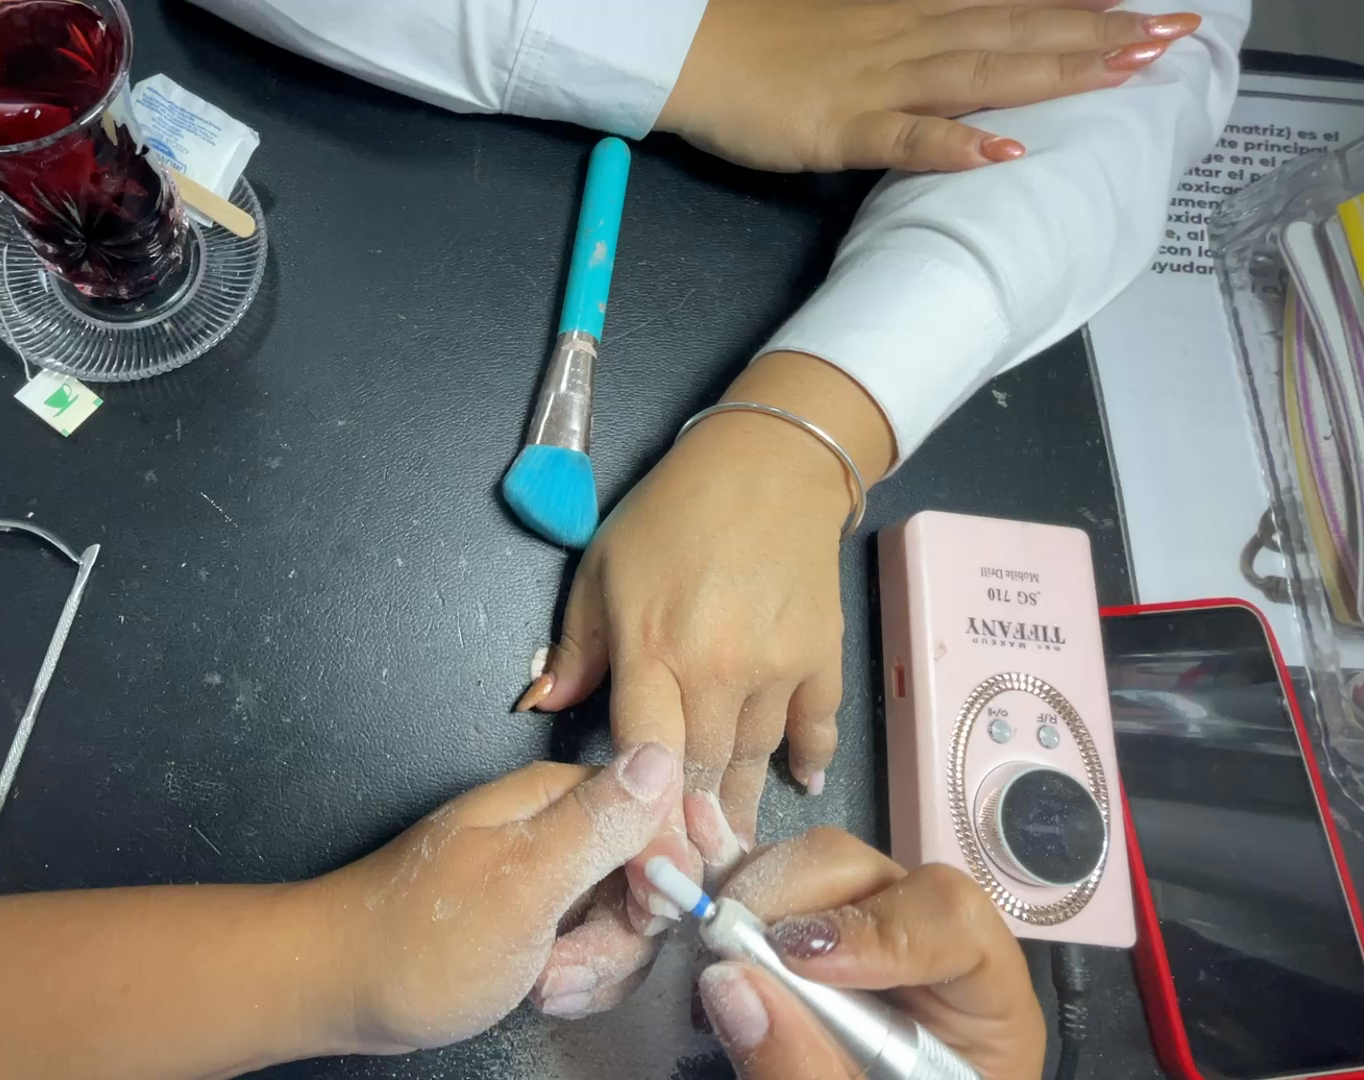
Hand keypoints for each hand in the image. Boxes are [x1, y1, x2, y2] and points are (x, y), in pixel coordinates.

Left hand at [313, 743, 680, 1051]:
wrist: (350, 985)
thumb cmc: (423, 937)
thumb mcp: (522, 880)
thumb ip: (596, 821)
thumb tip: (658, 755)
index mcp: (553, 798)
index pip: (653, 809)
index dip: (665, 867)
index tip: (646, 912)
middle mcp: (554, 826)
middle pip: (644, 873)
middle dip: (621, 932)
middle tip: (567, 958)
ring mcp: (547, 873)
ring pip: (623, 918)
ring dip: (595, 963)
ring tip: (541, 977)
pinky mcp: (539, 914)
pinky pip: (595, 945)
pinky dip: (578, 976)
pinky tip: (539, 986)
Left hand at [520, 352, 894, 935]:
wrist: (765, 468)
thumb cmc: (668, 517)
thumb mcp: (602, 572)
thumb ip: (577, 649)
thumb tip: (540, 705)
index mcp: (653, 651)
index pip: (642, 756)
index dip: (639, 817)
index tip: (637, 863)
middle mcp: (718, 672)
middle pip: (700, 770)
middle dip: (689, 826)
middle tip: (682, 875)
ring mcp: (779, 669)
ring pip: (752, 758)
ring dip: (736, 803)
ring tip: (727, 848)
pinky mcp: (823, 658)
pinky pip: (814, 726)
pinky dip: (804, 758)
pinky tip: (797, 784)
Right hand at [657, 0, 1200, 171]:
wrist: (698, 55)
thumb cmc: (754, 44)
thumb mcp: (833, 29)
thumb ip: (882, 40)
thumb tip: (917, 58)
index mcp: (901, 16)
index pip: (1002, 5)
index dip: (1072, 3)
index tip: (1133, 4)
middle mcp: (903, 39)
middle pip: (1011, 32)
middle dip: (1094, 33)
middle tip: (1171, 35)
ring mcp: (874, 83)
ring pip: (979, 72)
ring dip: (1054, 71)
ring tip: (1126, 72)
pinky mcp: (838, 129)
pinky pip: (905, 136)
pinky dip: (954, 143)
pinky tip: (1002, 151)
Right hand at [699, 829, 1044, 1078]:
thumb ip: (805, 1073)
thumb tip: (728, 982)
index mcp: (977, 1002)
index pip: (952, 917)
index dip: (876, 925)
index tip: (797, 961)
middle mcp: (918, 942)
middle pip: (861, 870)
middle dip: (786, 897)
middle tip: (727, 946)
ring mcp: (856, 923)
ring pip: (806, 864)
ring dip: (750, 896)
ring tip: (718, 957)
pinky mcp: (801, 922)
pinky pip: (765, 876)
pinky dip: (729, 896)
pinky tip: (715, 947)